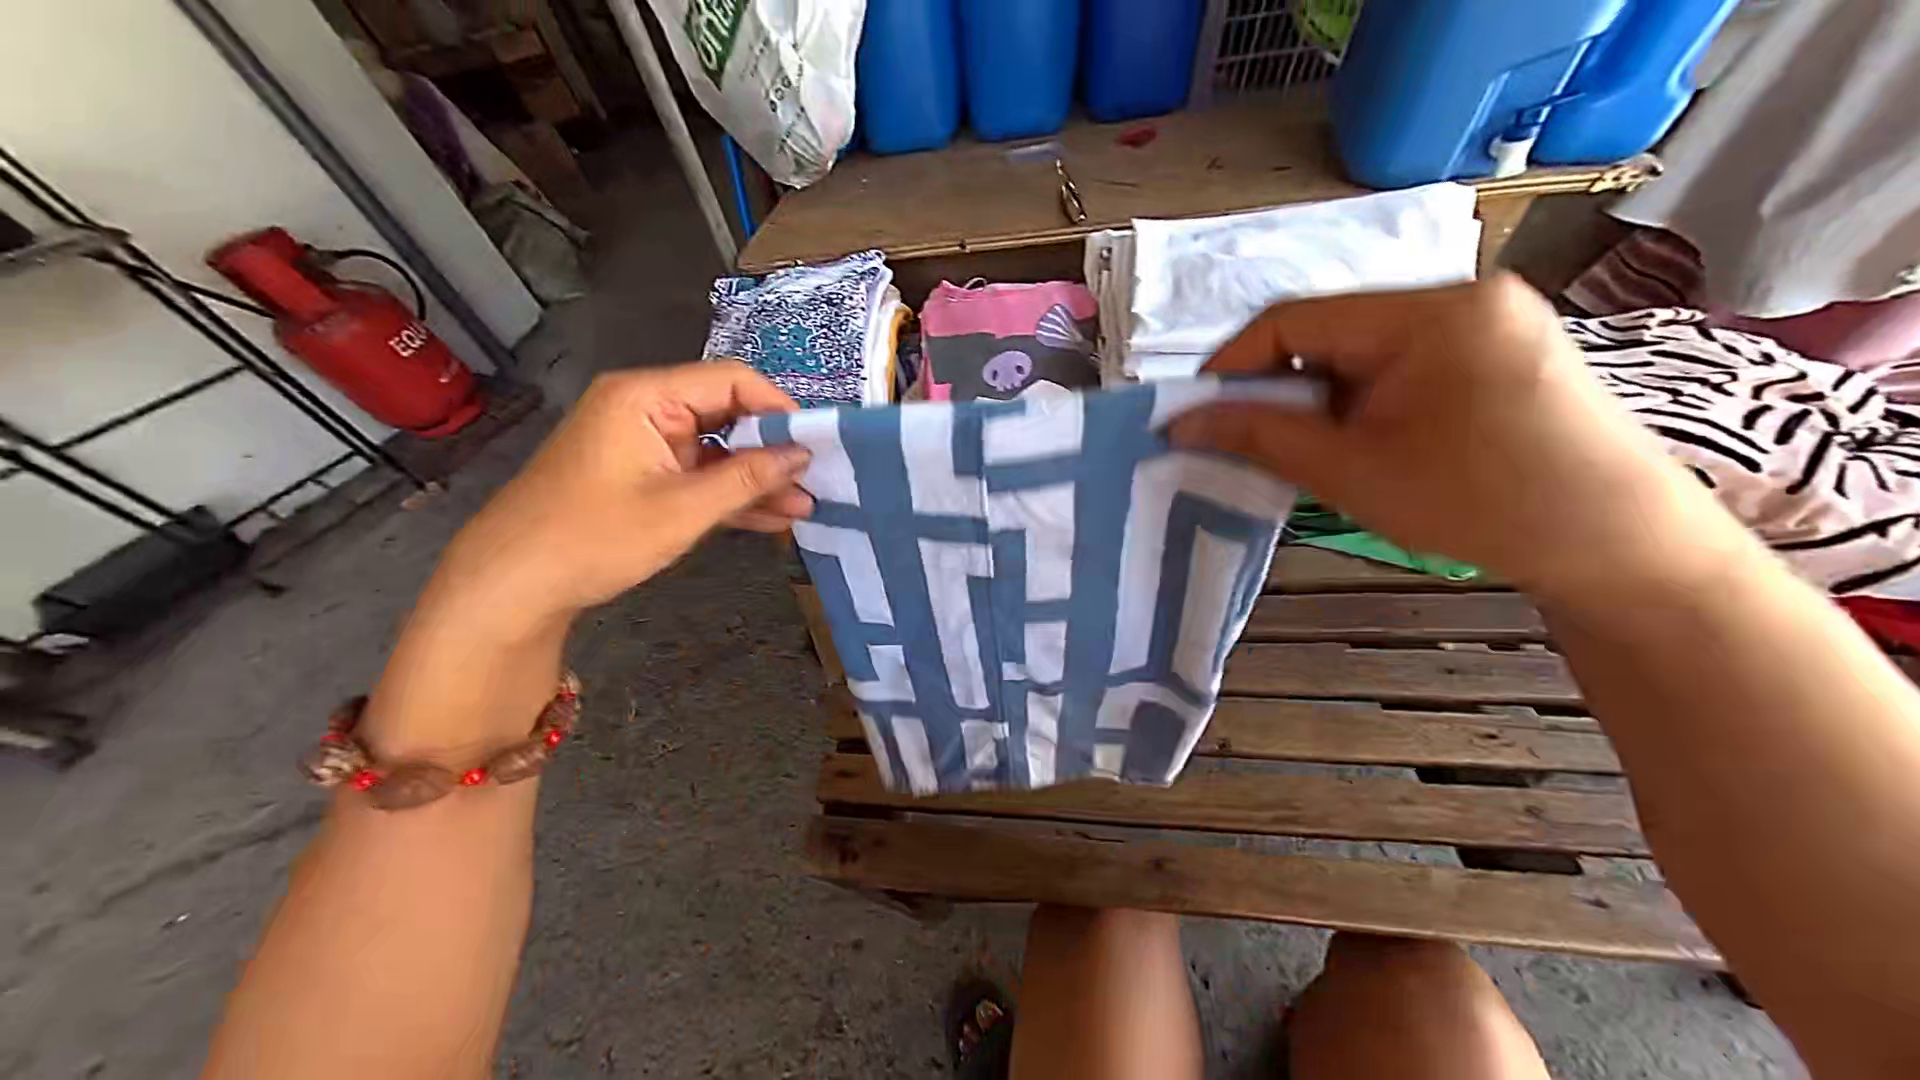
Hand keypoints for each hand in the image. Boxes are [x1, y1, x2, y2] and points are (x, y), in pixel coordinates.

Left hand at [425, 362, 811, 634]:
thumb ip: (747, 478)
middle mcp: (647, 409)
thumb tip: (803, 455)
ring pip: (717, 450)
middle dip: (773, 449)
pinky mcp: (645, 475)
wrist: (513, 586)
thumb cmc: (594, 538)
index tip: (816, 442)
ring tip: (805, 505)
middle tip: (818, 477)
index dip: (779, 408)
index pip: (731, 381)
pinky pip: (699, 475)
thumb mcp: (682, 510)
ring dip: (757, 478)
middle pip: (727, 414)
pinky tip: (772, 517)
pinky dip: (731, 495)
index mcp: (646, 397)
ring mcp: (646, 444)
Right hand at [1172, 275, 1743, 600]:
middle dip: (1276, 387)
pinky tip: (1359, 441)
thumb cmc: (1478, 503)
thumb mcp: (1350, 471)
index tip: (1196, 413)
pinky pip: (1399, 362)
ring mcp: (1487, 319)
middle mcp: (1461, 296)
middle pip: (1328, 332)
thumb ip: (1258, 437)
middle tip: (1247, 441)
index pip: (1292, 318)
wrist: (1617, 542)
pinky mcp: (1499, 347)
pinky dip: (1360, 399)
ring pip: (1360, 350)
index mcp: (1428, 312)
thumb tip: (1180, 422)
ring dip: (1317, 398)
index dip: (1231, 364)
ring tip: (1307, 450)